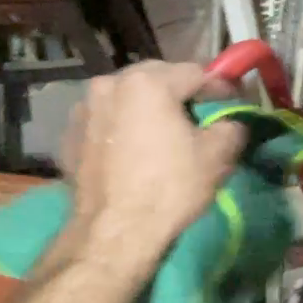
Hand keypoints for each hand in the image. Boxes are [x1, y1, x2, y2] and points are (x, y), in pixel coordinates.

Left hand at [56, 61, 247, 278]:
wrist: (115, 231)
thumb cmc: (170, 188)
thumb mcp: (218, 156)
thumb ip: (231, 127)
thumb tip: (231, 122)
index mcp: (148, 82)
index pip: (195, 71)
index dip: (220, 86)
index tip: (233, 102)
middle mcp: (109, 84)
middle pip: (156, 78)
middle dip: (179, 93)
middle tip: (198, 117)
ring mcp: (84, 108)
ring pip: (127, 98)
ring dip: (148, 109)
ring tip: (163, 134)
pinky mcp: (69, 135)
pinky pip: (106, 121)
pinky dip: (124, 128)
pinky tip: (135, 153)